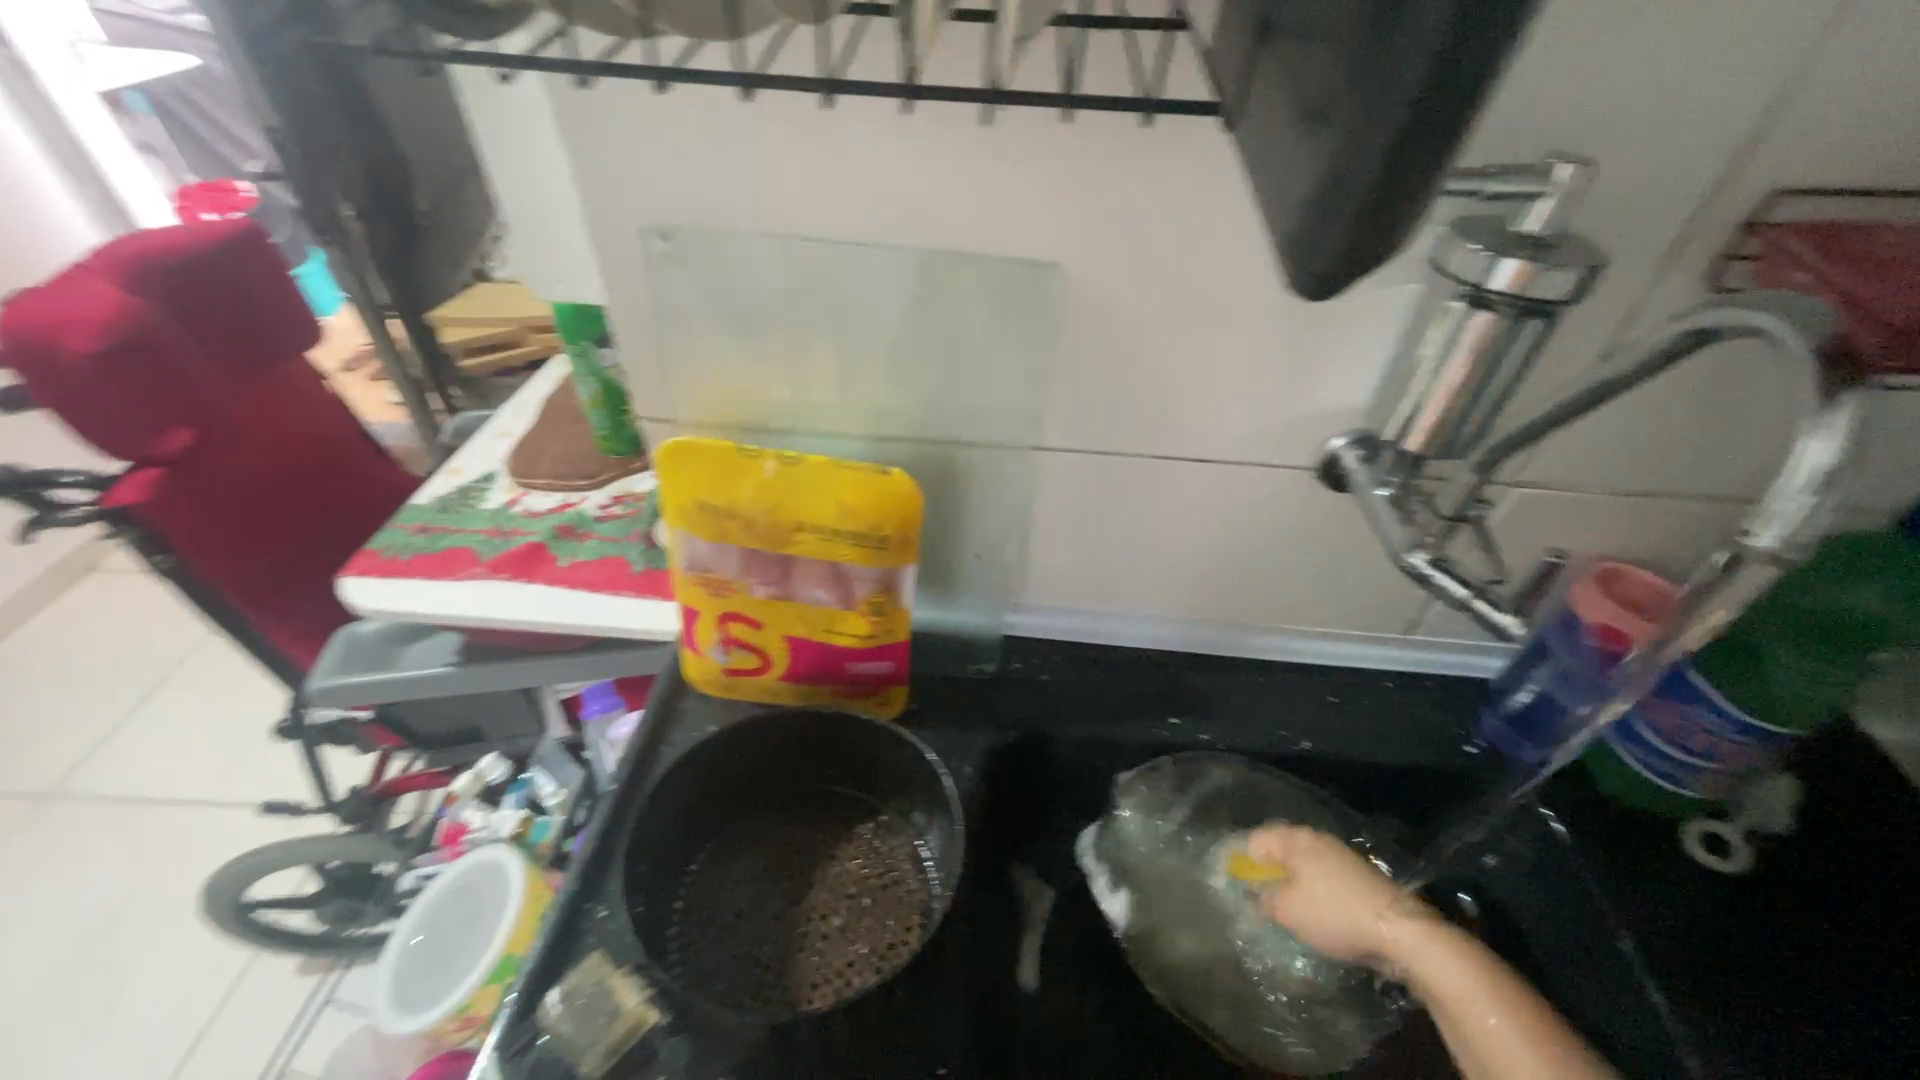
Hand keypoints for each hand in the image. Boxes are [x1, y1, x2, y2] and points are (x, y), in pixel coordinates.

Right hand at [1246, 824, 1436, 972]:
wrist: (1400, 931)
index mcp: (1296, 840)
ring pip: (1303, 866)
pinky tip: (1315, 915)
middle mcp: (1317, 840)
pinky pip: (1323, 879)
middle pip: (1280, 851)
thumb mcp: (1286, 911)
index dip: (1242, 862)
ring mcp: (1341, 857)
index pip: (1255, 840)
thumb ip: (1262, 899)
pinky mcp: (1358, 876)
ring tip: (1287, 912)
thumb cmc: (1333, 914)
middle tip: (1260, 902)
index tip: (1237, 888)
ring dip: (1291, 885)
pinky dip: (1314, 893)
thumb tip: (1256, 895)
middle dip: (1268, 875)